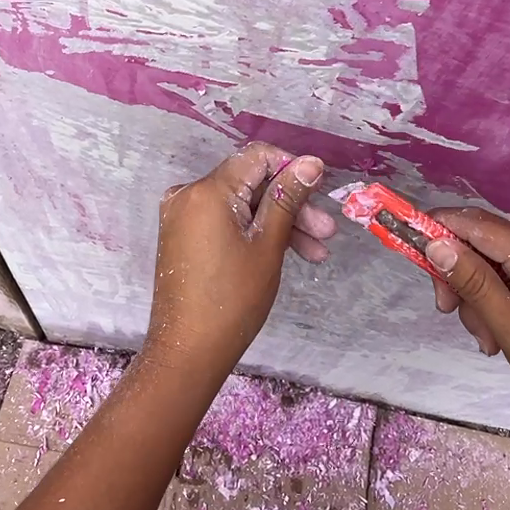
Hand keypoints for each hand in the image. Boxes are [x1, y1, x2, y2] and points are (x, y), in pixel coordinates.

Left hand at [142, 143, 329, 378]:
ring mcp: (183, 214)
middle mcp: (190, 193)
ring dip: (277, 222)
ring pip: (241, 204)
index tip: (320, 192)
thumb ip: (289, 197)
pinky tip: (285, 252)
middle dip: (290, 203)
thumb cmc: (233, 299)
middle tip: (325, 232)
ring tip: (315, 252)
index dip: (292, 169)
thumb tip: (312, 162)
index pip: (257, 157)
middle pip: (251, 182)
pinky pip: (225, 219)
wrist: (187, 352)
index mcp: (208, 190)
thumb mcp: (268, 245)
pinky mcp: (184, 234)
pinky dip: (253, 231)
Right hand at [424, 207, 509, 434]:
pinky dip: (500, 293)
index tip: (407, 244)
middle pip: (482, 239)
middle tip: (450, 314)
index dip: (435, 227)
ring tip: (488, 338)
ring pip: (496, 257)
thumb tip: (434, 243)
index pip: (473, 222)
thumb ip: (472, 282)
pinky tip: (503, 328)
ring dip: (480, 291)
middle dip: (460, 274)